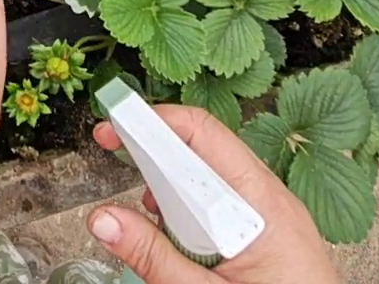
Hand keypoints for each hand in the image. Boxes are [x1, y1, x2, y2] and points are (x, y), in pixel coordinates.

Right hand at [87, 105, 340, 283]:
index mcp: (263, 206)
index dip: (151, 122)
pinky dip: (192, 211)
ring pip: (211, 177)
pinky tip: (179, 240)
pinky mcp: (271, 237)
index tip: (113, 125)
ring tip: (152, 218)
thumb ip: (154, 257)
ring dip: (173, 188)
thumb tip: (103, 218)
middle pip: (203, 151)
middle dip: (156, 153)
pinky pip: (223, 203)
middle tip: (116, 155)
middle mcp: (272, 201)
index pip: (201, 133)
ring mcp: (275, 218)